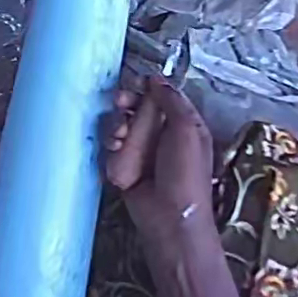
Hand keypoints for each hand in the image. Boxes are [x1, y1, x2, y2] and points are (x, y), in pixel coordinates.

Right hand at [104, 74, 216, 247]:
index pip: (160, 95)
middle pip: (134, 106)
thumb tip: (155, 78)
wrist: (169, 218)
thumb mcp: (187, 130)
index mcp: (181, 122)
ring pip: (119, 123)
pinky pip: (110, 145)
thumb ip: (172, 100)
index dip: (146, 87)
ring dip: (116, 125)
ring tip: (120, 136)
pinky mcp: (122, 164)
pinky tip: (115, 149)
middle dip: (125, 102)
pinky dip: (110, 145)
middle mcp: (159, 132)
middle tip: (119, 102)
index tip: (135, 83)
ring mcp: (139, 149)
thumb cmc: (185, 173)